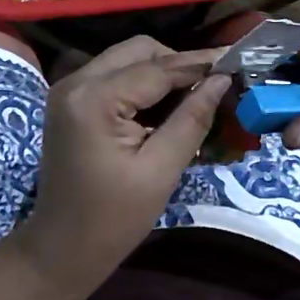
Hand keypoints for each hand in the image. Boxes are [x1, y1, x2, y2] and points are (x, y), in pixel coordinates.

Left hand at [16, 36, 230, 285]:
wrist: (62, 249)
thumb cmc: (114, 219)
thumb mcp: (161, 170)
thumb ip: (193, 118)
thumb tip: (222, 80)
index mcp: (94, 99)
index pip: (158, 67)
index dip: (200, 63)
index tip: (238, 60)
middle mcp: (76, 81)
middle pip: (140, 50)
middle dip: (179, 64)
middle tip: (213, 88)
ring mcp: (69, 89)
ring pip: (127, 58)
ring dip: (161, 73)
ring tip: (193, 99)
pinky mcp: (71, 101)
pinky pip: (114, 76)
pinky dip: (142, 85)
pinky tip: (164, 109)